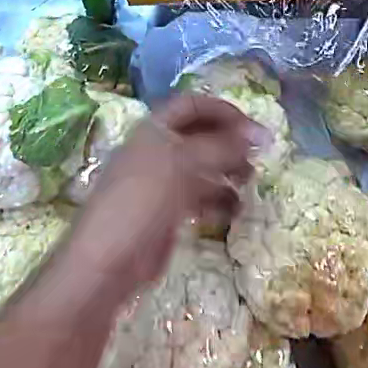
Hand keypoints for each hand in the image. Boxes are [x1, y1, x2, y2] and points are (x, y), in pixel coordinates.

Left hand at [67, 93, 260, 290]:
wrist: (107, 262)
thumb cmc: (142, 199)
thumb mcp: (183, 164)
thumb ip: (222, 147)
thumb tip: (260, 133)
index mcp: (155, 128)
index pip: (194, 105)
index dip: (223, 110)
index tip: (253, 127)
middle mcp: (158, 149)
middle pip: (201, 135)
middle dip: (231, 142)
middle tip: (259, 157)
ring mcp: (162, 181)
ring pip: (203, 167)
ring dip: (229, 171)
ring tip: (250, 183)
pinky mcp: (167, 212)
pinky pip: (200, 196)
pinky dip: (220, 199)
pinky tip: (236, 211)